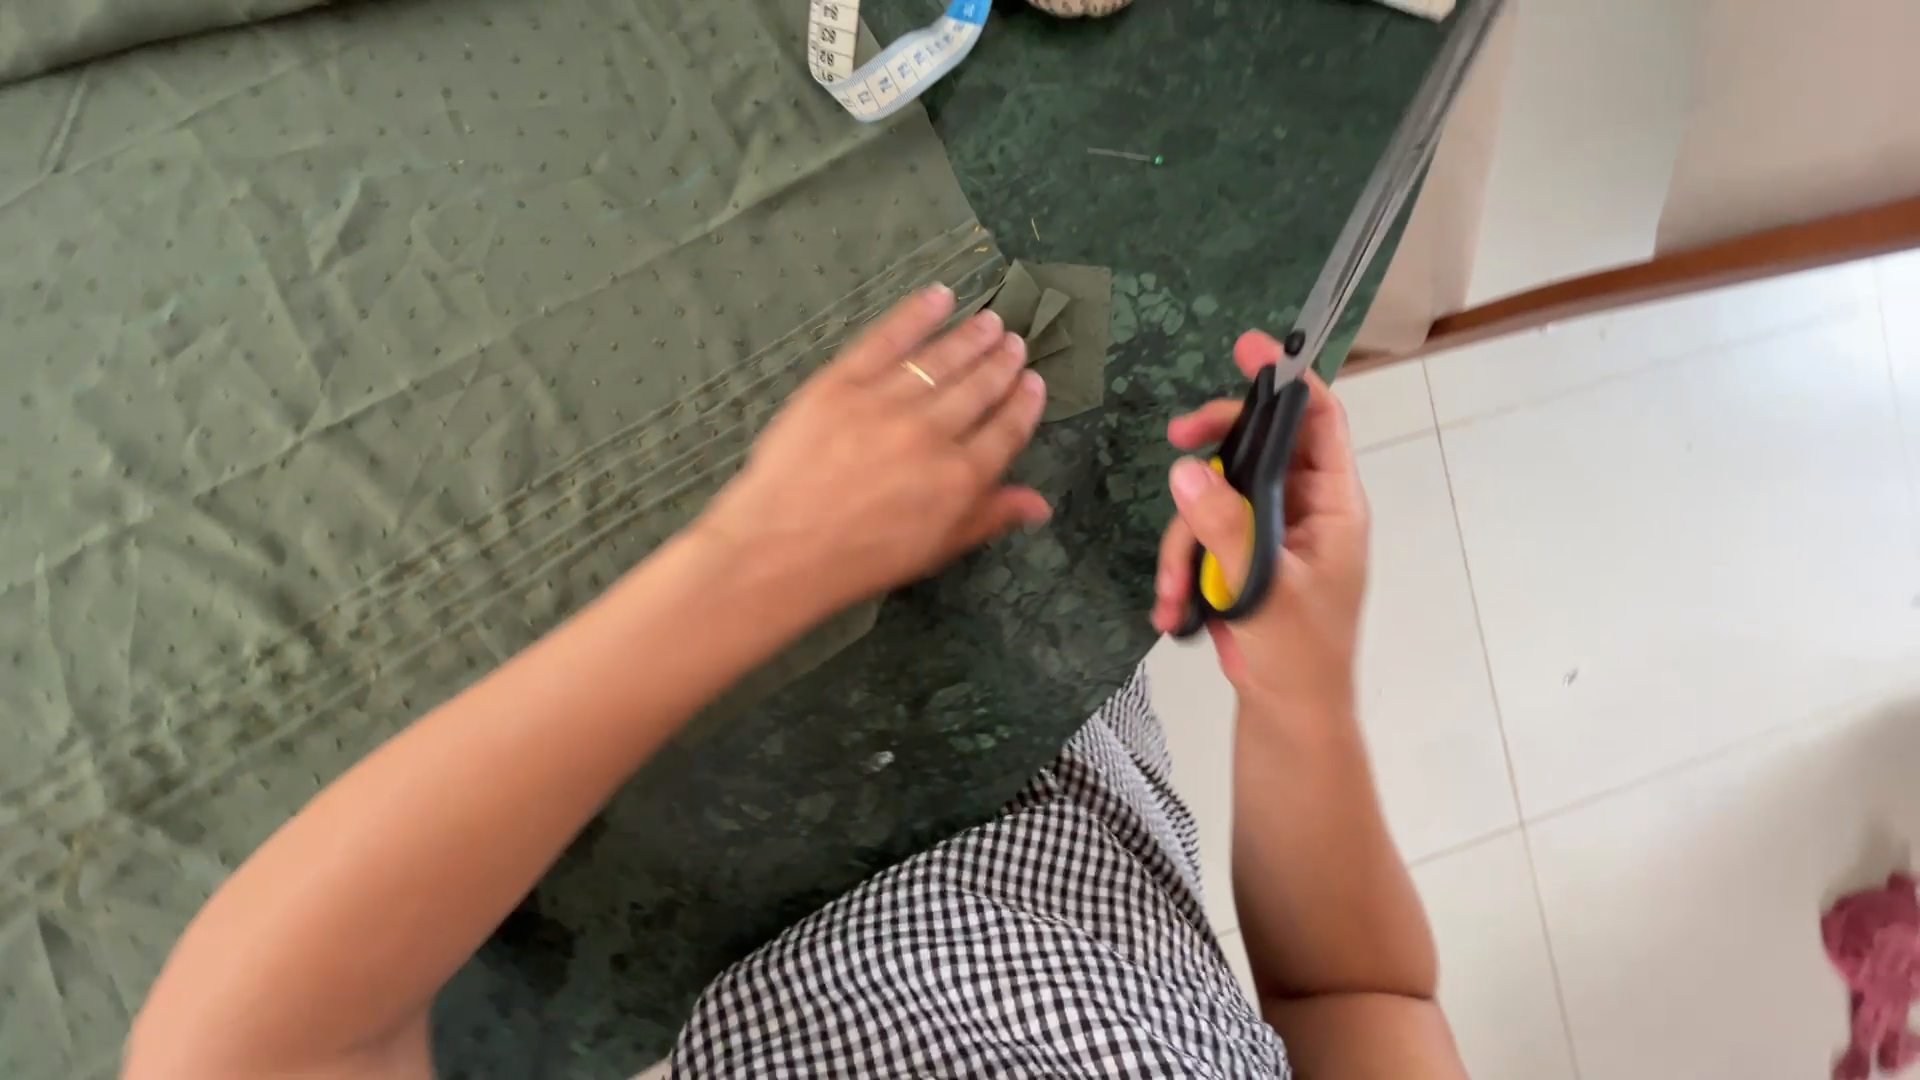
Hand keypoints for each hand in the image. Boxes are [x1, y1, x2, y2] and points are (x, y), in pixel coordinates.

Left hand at [699, 285, 1050, 616]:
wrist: (781, 548)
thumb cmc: (862, 558)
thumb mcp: (935, 549)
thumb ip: (988, 518)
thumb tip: (1041, 504)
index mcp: (959, 477)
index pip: (1006, 430)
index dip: (1024, 404)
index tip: (1034, 382)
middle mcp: (931, 432)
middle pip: (978, 388)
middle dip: (1001, 363)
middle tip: (1014, 342)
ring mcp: (886, 403)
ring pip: (940, 360)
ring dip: (970, 337)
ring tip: (989, 321)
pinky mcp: (842, 382)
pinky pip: (887, 339)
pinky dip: (916, 315)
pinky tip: (939, 297)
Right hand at [1150, 331, 1370, 709]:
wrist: (1286, 707)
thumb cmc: (1300, 651)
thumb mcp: (1263, 585)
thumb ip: (1226, 527)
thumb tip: (1185, 470)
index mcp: (1330, 505)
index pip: (1318, 422)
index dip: (1289, 380)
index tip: (1246, 348)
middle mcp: (1298, 508)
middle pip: (1250, 452)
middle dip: (1207, 461)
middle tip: (1173, 446)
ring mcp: (1263, 533)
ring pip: (1210, 503)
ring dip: (1182, 547)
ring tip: (1174, 595)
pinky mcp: (1233, 558)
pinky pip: (1197, 540)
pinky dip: (1180, 572)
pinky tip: (1173, 609)